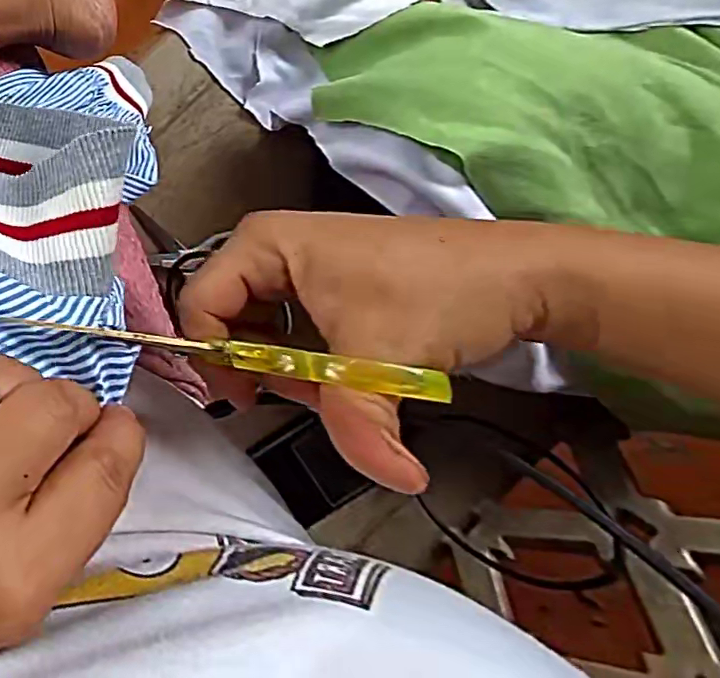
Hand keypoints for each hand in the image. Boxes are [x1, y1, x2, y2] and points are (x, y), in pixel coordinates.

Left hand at [0, 357, 145, 674]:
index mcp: (11, 567)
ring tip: (14, 421)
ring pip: (11, 371)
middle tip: (63, 428)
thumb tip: (111, 426)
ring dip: (28, 389)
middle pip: (57, 404)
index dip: (121, 438)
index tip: (116, 428)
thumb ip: (79, 510)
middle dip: (76, 406)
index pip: (99, 473)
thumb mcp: (25, 591)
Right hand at [178, 212, 577, 494]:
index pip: (200, 302)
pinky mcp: (317, 281)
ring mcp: (292, 262)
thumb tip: (387, 478)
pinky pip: (281, 324)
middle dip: (252, 364)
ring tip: (327, 389)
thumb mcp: (385, 356)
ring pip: (252, 323)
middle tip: (294, 395)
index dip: (212, 355)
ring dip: (279, 367)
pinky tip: (334, 375)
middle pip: (222, 314)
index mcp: (261, 242)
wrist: (520, 275)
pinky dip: (299, 358)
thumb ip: (359, 424)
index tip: (246, 396)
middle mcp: (268, 246)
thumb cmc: (441, 289)